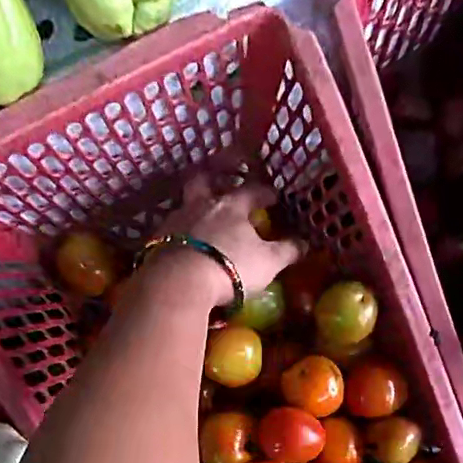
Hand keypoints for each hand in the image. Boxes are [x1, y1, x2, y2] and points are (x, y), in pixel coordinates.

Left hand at [156, 176, 301, 305]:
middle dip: (216, 180)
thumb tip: (305, 243)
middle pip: (206, 182)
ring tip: (202, 219)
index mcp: (231, 205)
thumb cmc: (231, 266)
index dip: (264, 192)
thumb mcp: (268, 262)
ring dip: (195, 208)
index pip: (252, 191)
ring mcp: (176, 220)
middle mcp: (201, 204)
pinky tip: (184, 243)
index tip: (273, 195)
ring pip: (185, 204)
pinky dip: (179, 233)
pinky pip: (171, 230)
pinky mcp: (157, 241)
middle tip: (224, 187)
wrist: (179, 282)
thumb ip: (286, 251)